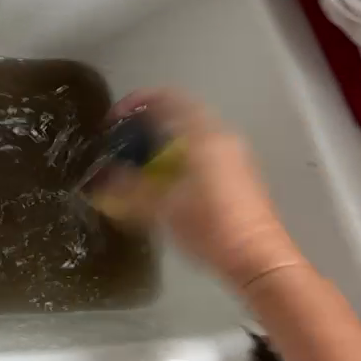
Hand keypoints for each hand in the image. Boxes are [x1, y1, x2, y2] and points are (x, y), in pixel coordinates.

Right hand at [99, 89, 305, 289]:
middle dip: (148, 122)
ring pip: (192, 132)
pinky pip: (204, 148)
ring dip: (165, 139)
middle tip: (126, 139)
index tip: (116, 119)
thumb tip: (98, 184)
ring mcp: (235, 154)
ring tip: (142, 160)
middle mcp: (221, 136)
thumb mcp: (162, 208)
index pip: (167, 97)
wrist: (262, 263)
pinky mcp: (241, 174)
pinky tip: (168, 180)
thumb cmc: (212, 228)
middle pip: (179, 112)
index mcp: (203, 135)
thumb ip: (127, 190)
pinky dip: (181, 153)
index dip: (137, 101)